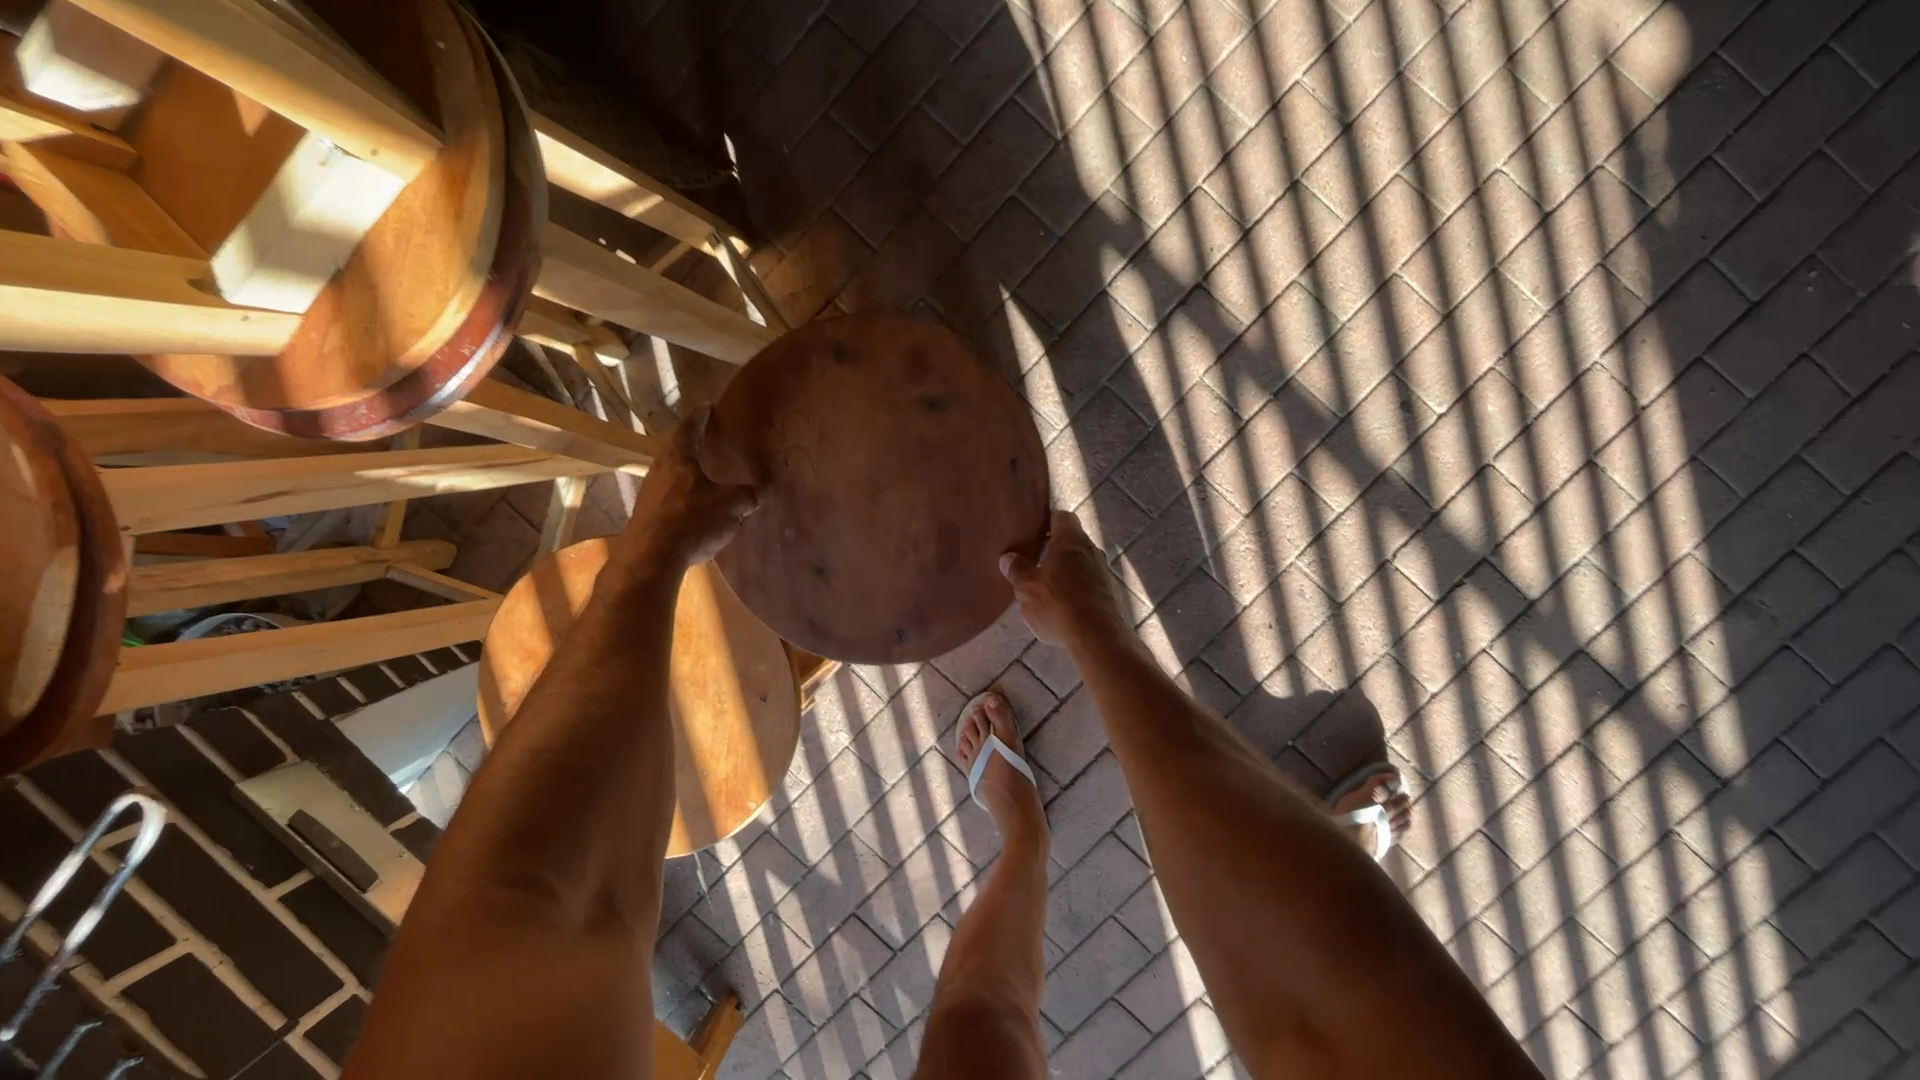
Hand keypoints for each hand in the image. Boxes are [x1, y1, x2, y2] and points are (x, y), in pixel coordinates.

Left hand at [621, 408, 758, 568]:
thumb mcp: (731, 505)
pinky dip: (682, 493)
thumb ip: (748, 495)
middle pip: (677, 446)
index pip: (690, 425)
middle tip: (710, 439)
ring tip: (705, 473)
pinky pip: (668, 494)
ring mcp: (649, 490)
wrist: (651, 557)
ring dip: (687, 469)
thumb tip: (760, 491)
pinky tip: (694, 506)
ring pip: (671, 471)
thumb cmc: (692, 520)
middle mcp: (660, 466)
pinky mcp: (646, 512)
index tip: (710, 407)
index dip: (702, 415)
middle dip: (693, 441)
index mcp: (679, 455)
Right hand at [999, 510, 1131, 647]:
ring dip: (1064, 571)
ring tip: (1044, 587)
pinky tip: (1062, 606)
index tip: (1032, 533)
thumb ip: (1017, 570)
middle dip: (1053, 549)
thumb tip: (1008, 558)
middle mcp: (1091, 549)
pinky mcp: (1109, 592)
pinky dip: (1075, 588)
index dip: (1047, 521)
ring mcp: (1103, 571)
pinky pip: (1088, 582)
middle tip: (1033, 562)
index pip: (1061, 516)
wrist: (1098, 637)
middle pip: (1071, 540)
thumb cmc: (1058, 604)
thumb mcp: (1027, 588)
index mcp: (1071, 540)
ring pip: (1080, 563)